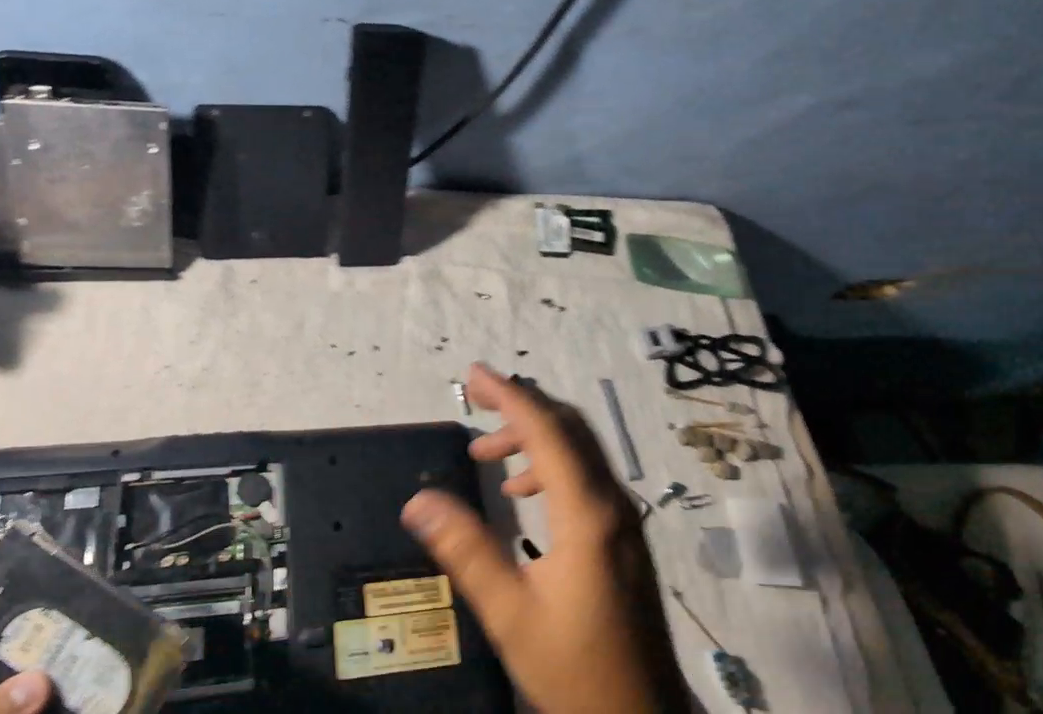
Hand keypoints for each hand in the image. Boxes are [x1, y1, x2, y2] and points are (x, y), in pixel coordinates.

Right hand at [402, 363, 690, 713]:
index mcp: (588, 514)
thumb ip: (466, 550)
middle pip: (570, 429)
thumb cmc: (574, 668)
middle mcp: (612, 503)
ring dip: (534, 436)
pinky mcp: (624, 535)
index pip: (548, 432)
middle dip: (521, 404)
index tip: (475, 374)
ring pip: (581, 450)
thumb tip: (418, 500)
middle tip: (476, 396)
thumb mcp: (510, 614)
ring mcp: (624, 518)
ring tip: (485, 452)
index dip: (510, 396)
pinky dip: (551, 464)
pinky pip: (587, 476)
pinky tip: (520, 490)